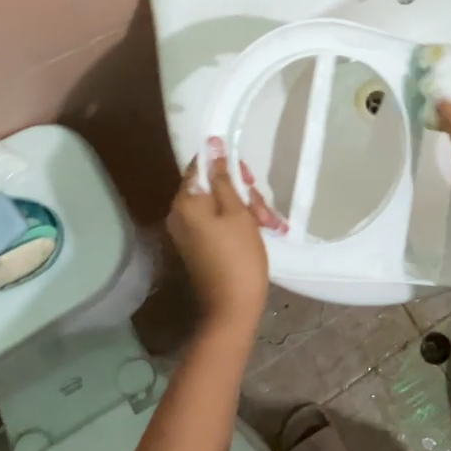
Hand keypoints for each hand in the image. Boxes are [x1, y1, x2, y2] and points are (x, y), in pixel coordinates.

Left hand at [166, 137, 282, 327]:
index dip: (227, 165)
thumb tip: (211, 145)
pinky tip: (263, 231)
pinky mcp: (198, 245)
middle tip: (262, 209)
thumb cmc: (239, 255)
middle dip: (242, 192)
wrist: (232, 306)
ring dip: (247, 210)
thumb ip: (223, 177)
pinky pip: (218, 222)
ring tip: (270, 225)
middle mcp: (180, 213)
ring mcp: (189, 231)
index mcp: (186, 201)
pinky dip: (239, 223)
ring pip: (220, 204)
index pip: (200, 165)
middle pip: (213, 185)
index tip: (249, 178)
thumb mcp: (237, 212)